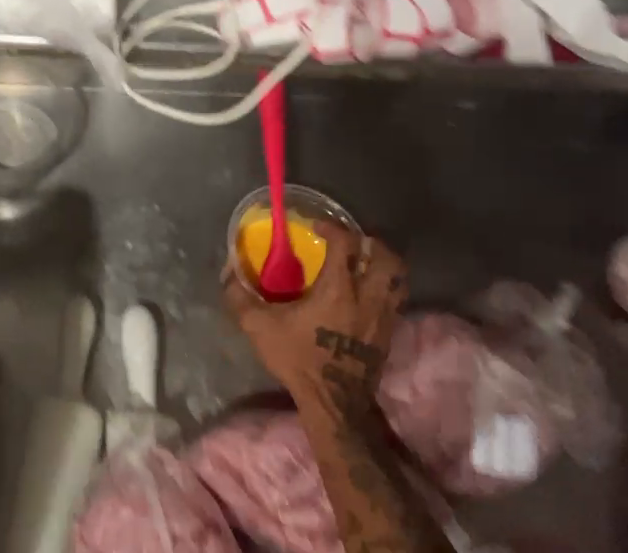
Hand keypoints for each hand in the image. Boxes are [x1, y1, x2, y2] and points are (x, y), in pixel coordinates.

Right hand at [223, 220, 407, 404]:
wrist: (335, 401)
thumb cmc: (298, 358)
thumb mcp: (259, 327)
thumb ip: (239, 296)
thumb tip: (228, 271)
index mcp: (337, 289)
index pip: (346, 243)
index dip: (333, 227)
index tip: (317, 226)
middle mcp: (367, 296)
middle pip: (385, 256)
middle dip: (370, 241)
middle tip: (351, 241)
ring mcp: (384, 315)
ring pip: (399, 277)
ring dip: (384, 263)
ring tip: (365, 262)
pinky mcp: (391, 332)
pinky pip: (398, 298)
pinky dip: (387, 287)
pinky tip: (368, 292)